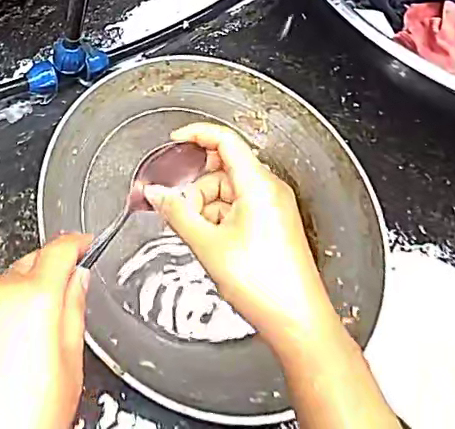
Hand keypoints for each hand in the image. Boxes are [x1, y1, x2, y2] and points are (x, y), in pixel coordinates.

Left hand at [0, 232, 92, 428]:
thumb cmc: (23, 421)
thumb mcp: (70, 365)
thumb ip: (75, 310)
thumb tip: (78, 280)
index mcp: (34, 296)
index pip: (60, 248)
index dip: (78, 243)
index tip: (86, 245)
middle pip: (31, 264)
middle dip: (50, 272)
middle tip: (64, 297)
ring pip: (4, 288)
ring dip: (20, 298)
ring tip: (29, 341)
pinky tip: (1, 355)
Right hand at [143, 122, 341, 355]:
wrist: (298, 320)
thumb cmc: (263, 285)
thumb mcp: (208, 246)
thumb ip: (178, 214)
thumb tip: (156, 193)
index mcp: (258, 183)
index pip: (226, 139)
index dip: (198, 134)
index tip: (176, 139)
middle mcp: (269, 187)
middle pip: (224, 168)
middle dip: (197, 187)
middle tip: (180, 212)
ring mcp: (273, 204)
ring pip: (230, 189)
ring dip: (207, 206)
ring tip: (198, 236)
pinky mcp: (274, 221)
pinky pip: (241, 205)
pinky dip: (221, 216)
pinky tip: (212, 242)